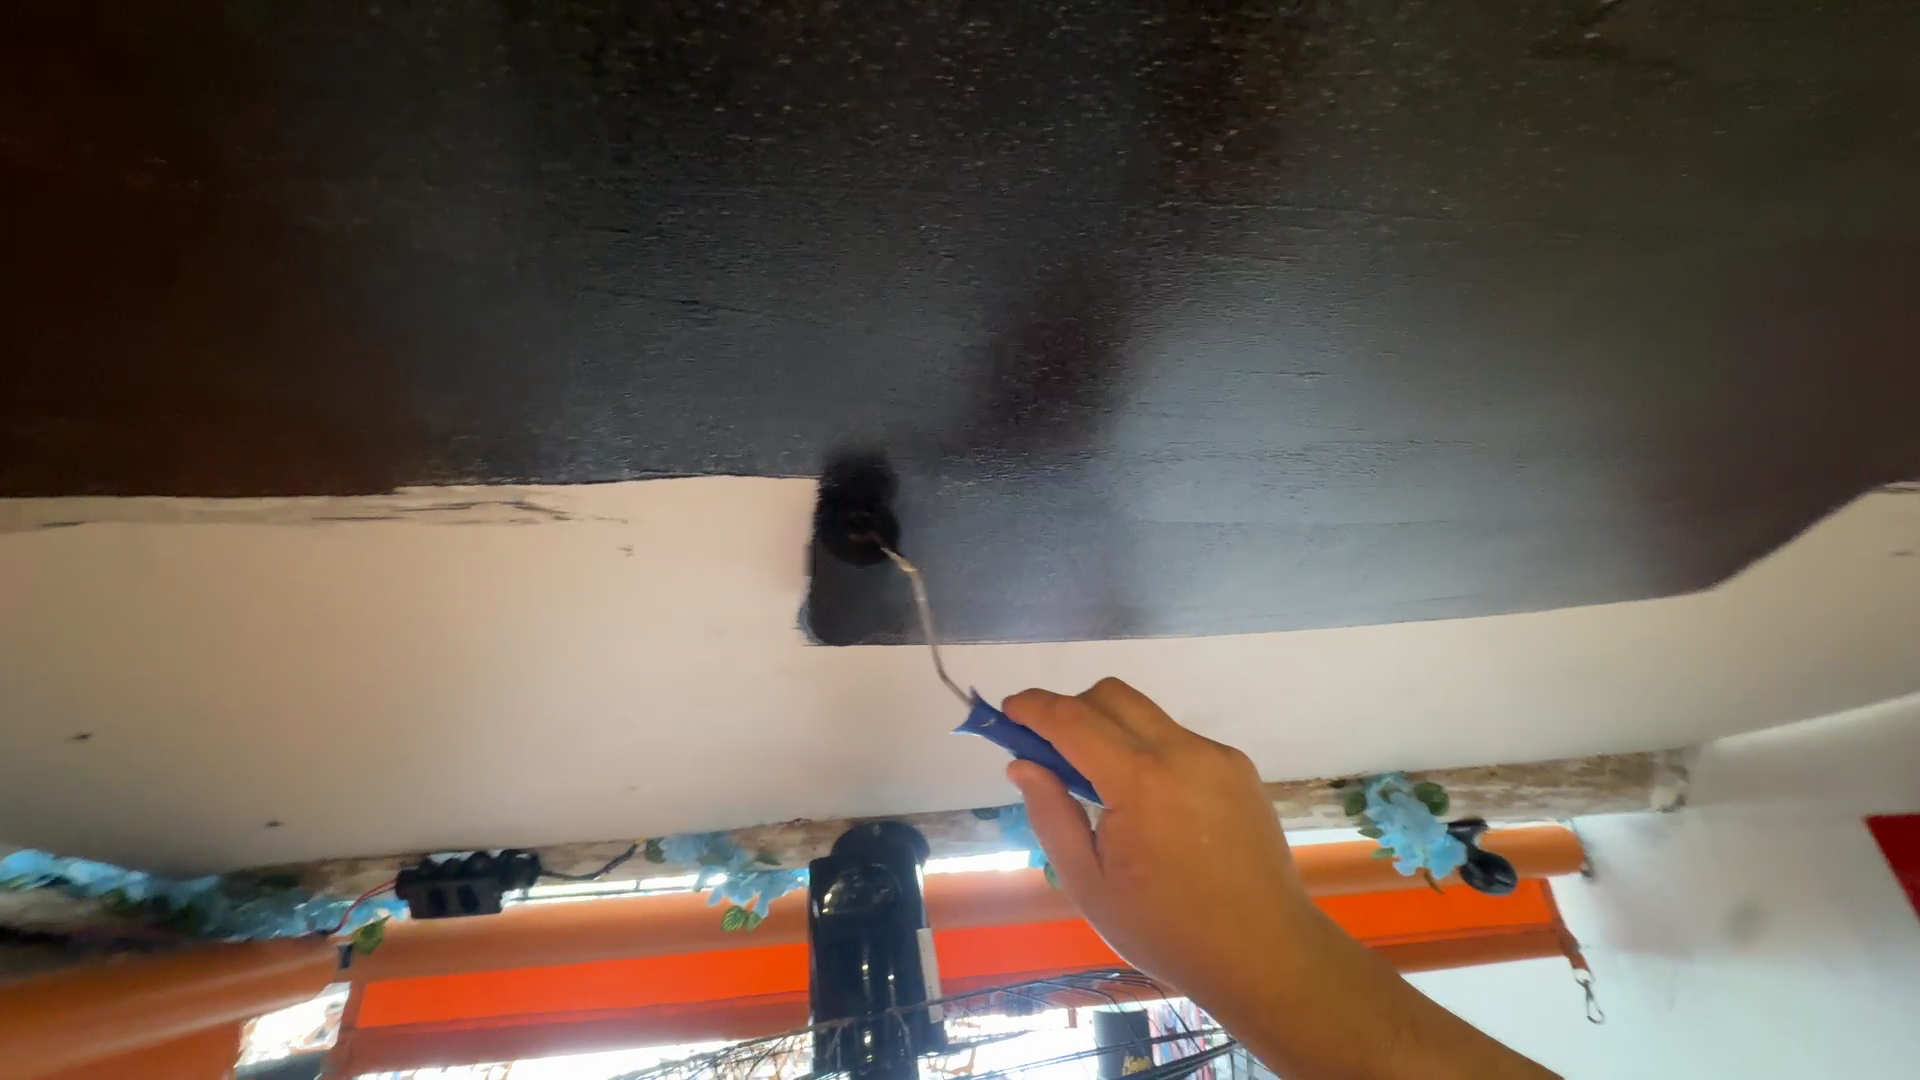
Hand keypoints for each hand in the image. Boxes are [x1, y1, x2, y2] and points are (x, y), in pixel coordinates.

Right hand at [1002, 678, 1323, 1006]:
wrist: (1269, 957)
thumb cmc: (1168, 931)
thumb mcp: (1089, 886)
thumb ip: (1050, 815)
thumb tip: (1022, 764)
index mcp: (1139, 781)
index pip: (1071, 719)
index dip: (1032, 707)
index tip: (1007, 710)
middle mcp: (1180, 751)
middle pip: (1109, 695)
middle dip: (1070, 708)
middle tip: (1052, 752)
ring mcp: (1215, 755)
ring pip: (1144, 713)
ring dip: (1109, 728)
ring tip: (1104, 787)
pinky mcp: (1237, 766)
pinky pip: (1176, 737)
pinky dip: (1147, 749)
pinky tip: (1153, 804)